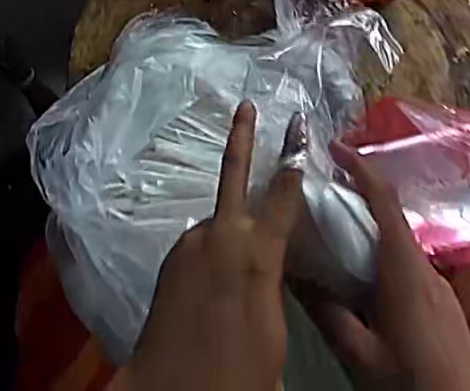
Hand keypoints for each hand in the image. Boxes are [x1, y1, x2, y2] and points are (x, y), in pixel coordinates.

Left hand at [115, 103, 305, 390]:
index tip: (299, 124)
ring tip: (239, 264)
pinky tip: (217, 280)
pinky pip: (202, 244)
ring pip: (219, 222)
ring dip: (231, 229)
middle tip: (245, 105)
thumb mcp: (274, 330)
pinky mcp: (170, 261)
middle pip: (234, 174)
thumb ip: (272, 283)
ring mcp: (191, 245)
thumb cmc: (236, 372)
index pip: (283, 194)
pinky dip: (214, 251)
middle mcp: (222, 236)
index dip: (295, 157)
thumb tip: (271, 261)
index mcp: (256, 252)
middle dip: (242, 136)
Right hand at [306, 143, 469, 390]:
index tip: (335, 147)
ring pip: (400, 243)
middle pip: (391, 217)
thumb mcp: (360, 355)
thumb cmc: (410, 384)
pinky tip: (367, 281)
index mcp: (404, 267)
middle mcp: (425, 266)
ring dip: (371, 231)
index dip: (360, 167)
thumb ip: (327, 312)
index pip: (383, 200)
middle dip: (359, 198)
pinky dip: (384, 257)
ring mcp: (440, 285)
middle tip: (324, 195)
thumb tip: (292, 274)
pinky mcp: (445, 304)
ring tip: (338, 238)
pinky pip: (410, 265)